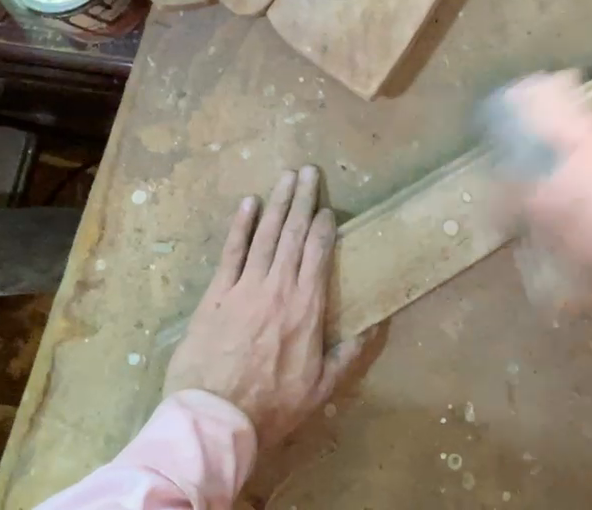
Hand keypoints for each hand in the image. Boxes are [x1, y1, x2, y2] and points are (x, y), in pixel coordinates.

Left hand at [163, 166, 369, 447]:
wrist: (216, 420)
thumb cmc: (272, 407)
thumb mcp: (320, 388)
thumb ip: (348, 355)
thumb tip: (375, 327)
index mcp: (307, 307)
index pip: (318, 253)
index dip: (324, 226)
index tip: (328, 208)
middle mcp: (279, 287)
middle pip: (294, 234)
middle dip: (304, 200)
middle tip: (309, 171)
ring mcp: (245, 288)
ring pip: (266, 235)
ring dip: (278, 203)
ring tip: (287, 177)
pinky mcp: (216, 295)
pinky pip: (231, 252)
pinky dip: (241, 225)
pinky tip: (248, 203)